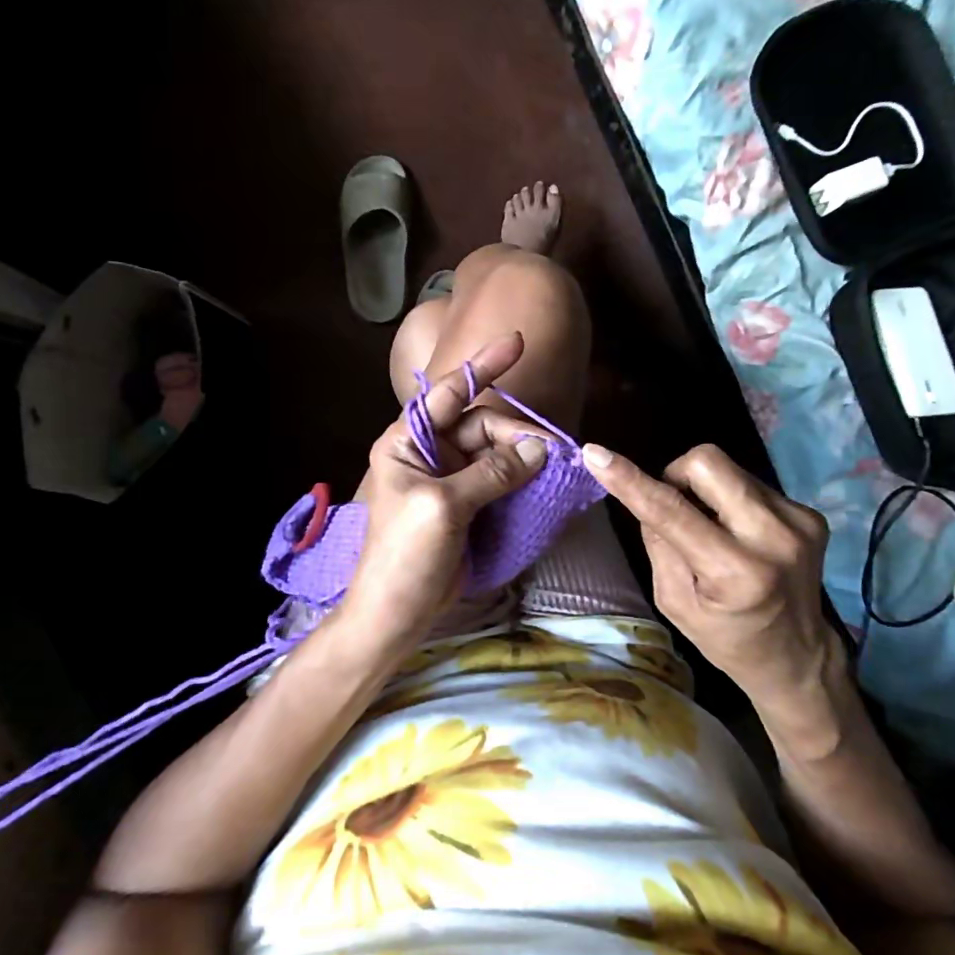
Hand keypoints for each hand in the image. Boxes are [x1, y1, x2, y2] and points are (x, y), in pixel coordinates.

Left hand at [346, 333, 550, 638]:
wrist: (395, 612)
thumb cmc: (405, 554)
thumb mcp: (445, 507)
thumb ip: (491, 473)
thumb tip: (539, 449)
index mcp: (406, 442)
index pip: (448, 394)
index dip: (482, 367)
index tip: (518, 342)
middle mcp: (426, 453)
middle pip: (480, 425)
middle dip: (517, 431)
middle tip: (556, 452)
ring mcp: (447, 479)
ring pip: (493, 452)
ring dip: (524, 454)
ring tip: (558, 465)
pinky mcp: (464, 504)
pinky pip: (498, 479)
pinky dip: (520, 477)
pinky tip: (544, 479)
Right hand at [582, 442, 839, 706]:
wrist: (799, 657)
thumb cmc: (725, 637)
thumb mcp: (674, 600)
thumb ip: (659, 544)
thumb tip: (645, 493)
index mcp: (735, 572)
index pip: (669, 511)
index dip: (629, 480)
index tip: (595, 454)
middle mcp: (774, 537)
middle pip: (707, 463)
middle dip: (675, 475)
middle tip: (671, 505)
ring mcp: (797, 521)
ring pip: (728, 468)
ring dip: (703, 489)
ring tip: (709, 528)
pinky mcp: (808, 513)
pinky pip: (748, 482)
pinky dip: (727, 499)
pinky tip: (735, 532)